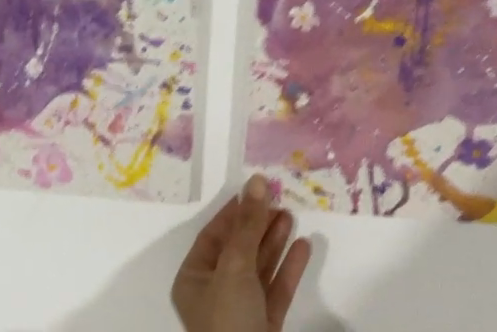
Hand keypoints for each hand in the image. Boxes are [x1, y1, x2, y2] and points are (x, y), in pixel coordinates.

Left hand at [172, 174, 312, 331]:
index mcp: (194, 279)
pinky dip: (289, 268)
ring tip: (292, 214)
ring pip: (259, 268)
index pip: (213, 236)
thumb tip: (255, 180)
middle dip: (258, 225)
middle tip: (280, 198)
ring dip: (275, 242)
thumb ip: (247, 225)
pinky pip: (276, 290)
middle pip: (238, 249)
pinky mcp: (264, 326)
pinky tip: (303, 246)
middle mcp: (215, 293)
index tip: (255, 190)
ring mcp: (241, 312)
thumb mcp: (235, 267)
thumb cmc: (229, 320)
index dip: (234, 212)